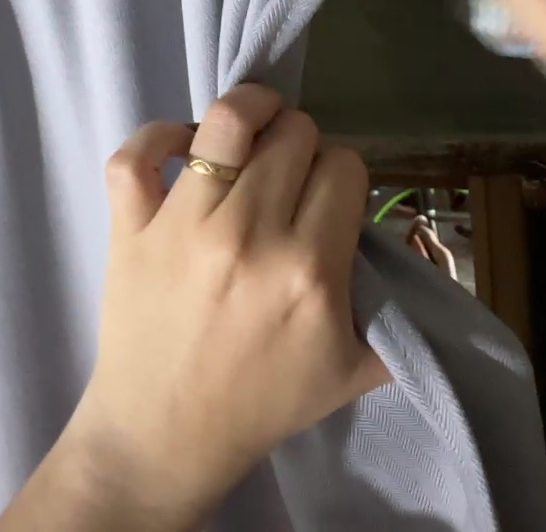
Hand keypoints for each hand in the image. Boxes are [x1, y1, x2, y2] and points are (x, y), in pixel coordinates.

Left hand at [45, 84, 387, 526]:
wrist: (165, 437)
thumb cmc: (264, 400)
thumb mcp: (357, 367)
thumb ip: (401, 307)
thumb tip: (415, 241)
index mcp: (310, 271)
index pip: (345, 166)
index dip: (342, 173)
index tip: (327, 195)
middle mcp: (249, 237)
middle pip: (294, 134)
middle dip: (303, 144)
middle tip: (291, 173)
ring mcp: (182, 228)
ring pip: (226, 122)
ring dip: (251, 108)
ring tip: (256, 122)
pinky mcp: (129, 229)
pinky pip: (136, 153)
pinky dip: (158, 134)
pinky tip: (182, 146)